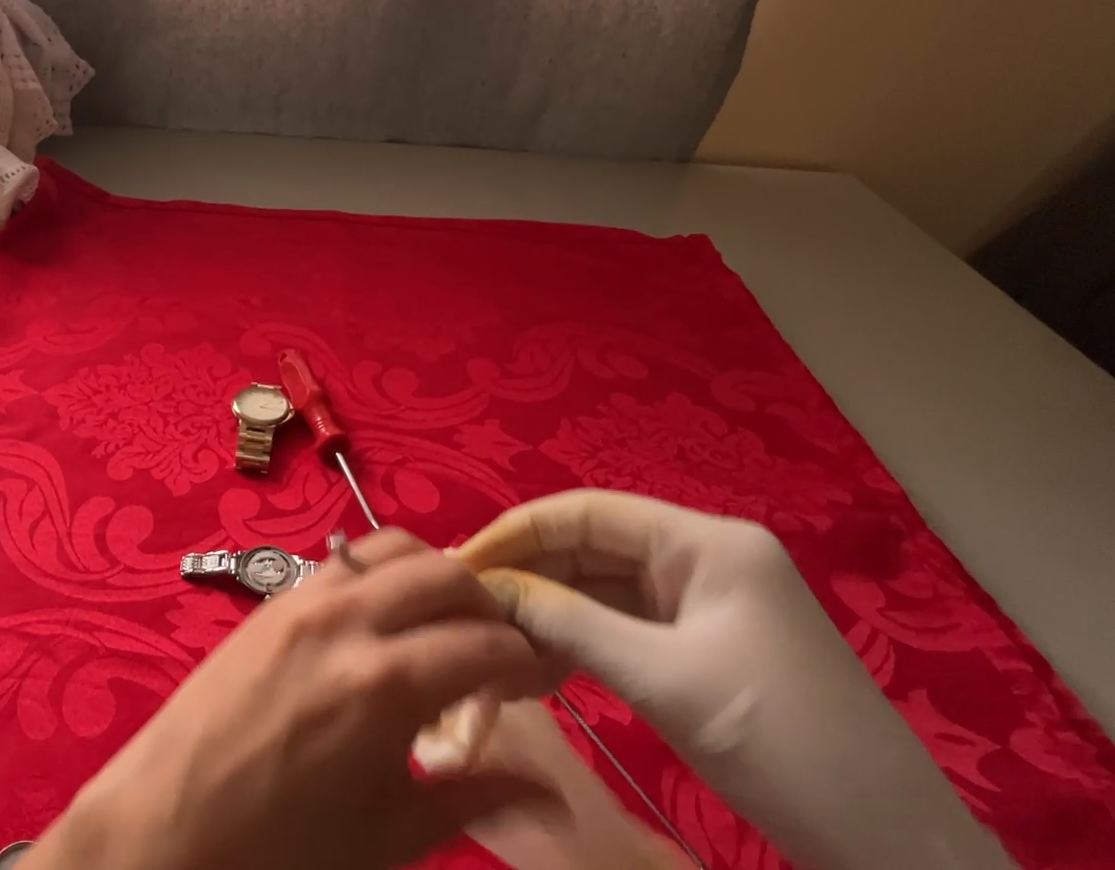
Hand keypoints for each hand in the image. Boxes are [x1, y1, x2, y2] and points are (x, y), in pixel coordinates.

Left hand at [21, 529, 553, 869]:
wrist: (164, 821)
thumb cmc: (280, 847)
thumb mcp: (388, 833)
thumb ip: (471, 796)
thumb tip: (549, 793)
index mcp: (384, 683)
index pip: (486, 643)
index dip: (526, 660)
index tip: (536, 680)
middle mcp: (346, 619)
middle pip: (446, 573)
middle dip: (489, 604)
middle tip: (497, 649)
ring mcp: (301, 599)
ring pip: (392, 548)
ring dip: (434, 574)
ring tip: (444, 622)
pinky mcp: (270, 599)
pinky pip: (343, 560)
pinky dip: (382, 572)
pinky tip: (385, 618)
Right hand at [452, 489, 1016, 869]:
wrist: (888, 845)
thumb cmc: (775, 741)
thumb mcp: (658, 676)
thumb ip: (565, 619)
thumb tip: (486, 586)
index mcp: (708, 542)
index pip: (588, 511)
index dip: (517, 531)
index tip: (459, 563)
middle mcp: (705, 557)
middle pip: (591, 547)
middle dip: (528, 575)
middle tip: (466, 607)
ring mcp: (705, 602)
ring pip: (601, 589)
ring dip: (547, 613)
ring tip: (492, 642)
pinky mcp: (702, 643)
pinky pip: (622, 625)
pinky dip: (577, 642)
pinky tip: (535, 666)